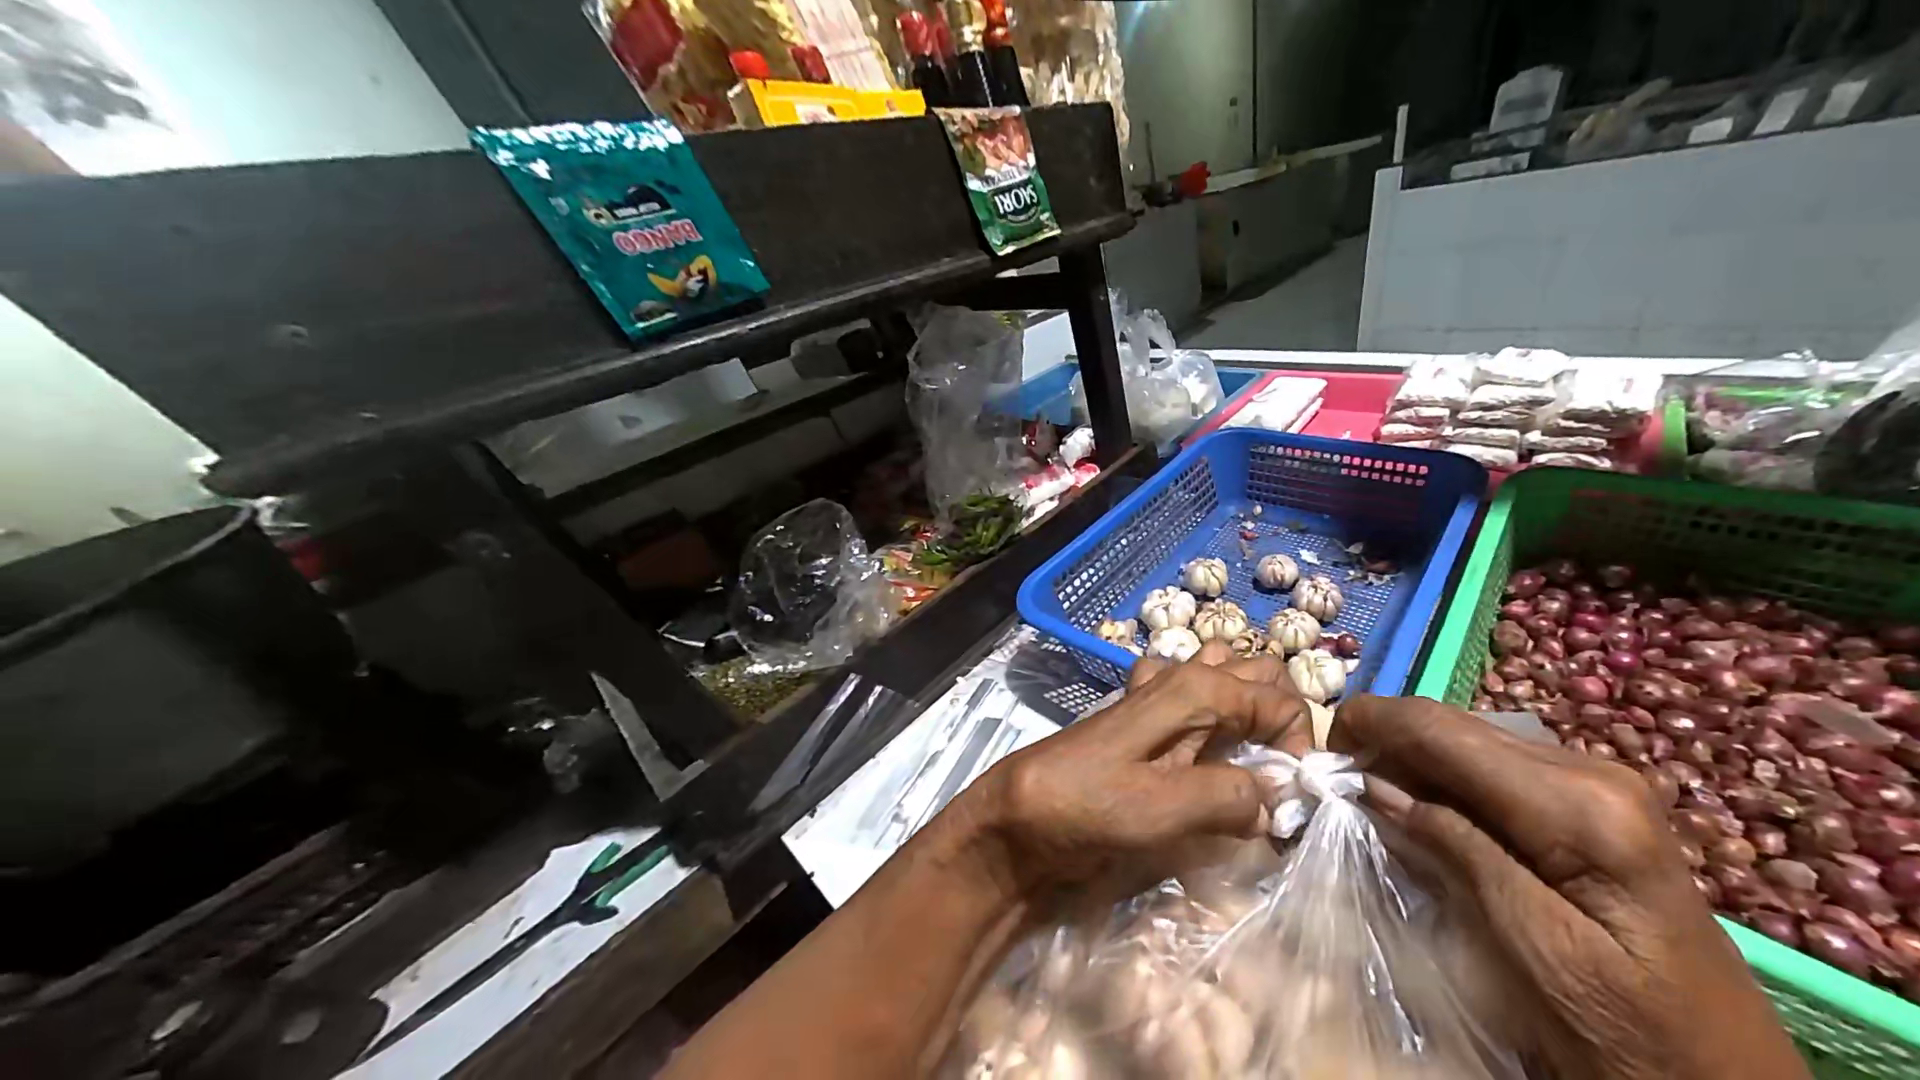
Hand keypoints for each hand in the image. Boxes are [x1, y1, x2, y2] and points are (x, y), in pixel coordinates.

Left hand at [945, 645, 1310, 899]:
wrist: (1021, 811)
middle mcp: (1182, 678)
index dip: (1299, 748)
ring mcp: (1159, 692)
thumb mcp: (1163, 808)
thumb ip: (1230, 796)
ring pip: (1229, 679)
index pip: (1282, 702)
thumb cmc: (1087, 804)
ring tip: (1247, 763)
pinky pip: (1192, 696)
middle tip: (1274, 776)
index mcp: (1195, 688)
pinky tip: (1204, 751)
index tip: (1291, 801)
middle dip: (1282, 719)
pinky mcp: (1143, 717)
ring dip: (1251, 711)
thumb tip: (1280, 797)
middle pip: (1260, 677)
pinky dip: (1212, 714)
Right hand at [1331, 694, 1808, 1079]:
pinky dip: (1440, 777)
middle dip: (1382, 742)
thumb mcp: (1531, 946)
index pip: (1439, 727)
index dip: (1365, 724)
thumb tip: (1373, 785)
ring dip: (1407, 760)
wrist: (1727, 1079)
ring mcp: (1594, 780)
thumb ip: (1456, 851)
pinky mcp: (1589, 798)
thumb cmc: (1627, 1028)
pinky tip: (1425, 813)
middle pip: (1449, 722)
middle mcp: (1588, 769)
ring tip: (1373, 802)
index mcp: (1578, 804)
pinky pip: (1488, 763)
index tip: (1320, 760)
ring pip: (1463, 737)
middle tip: (1339, 787)